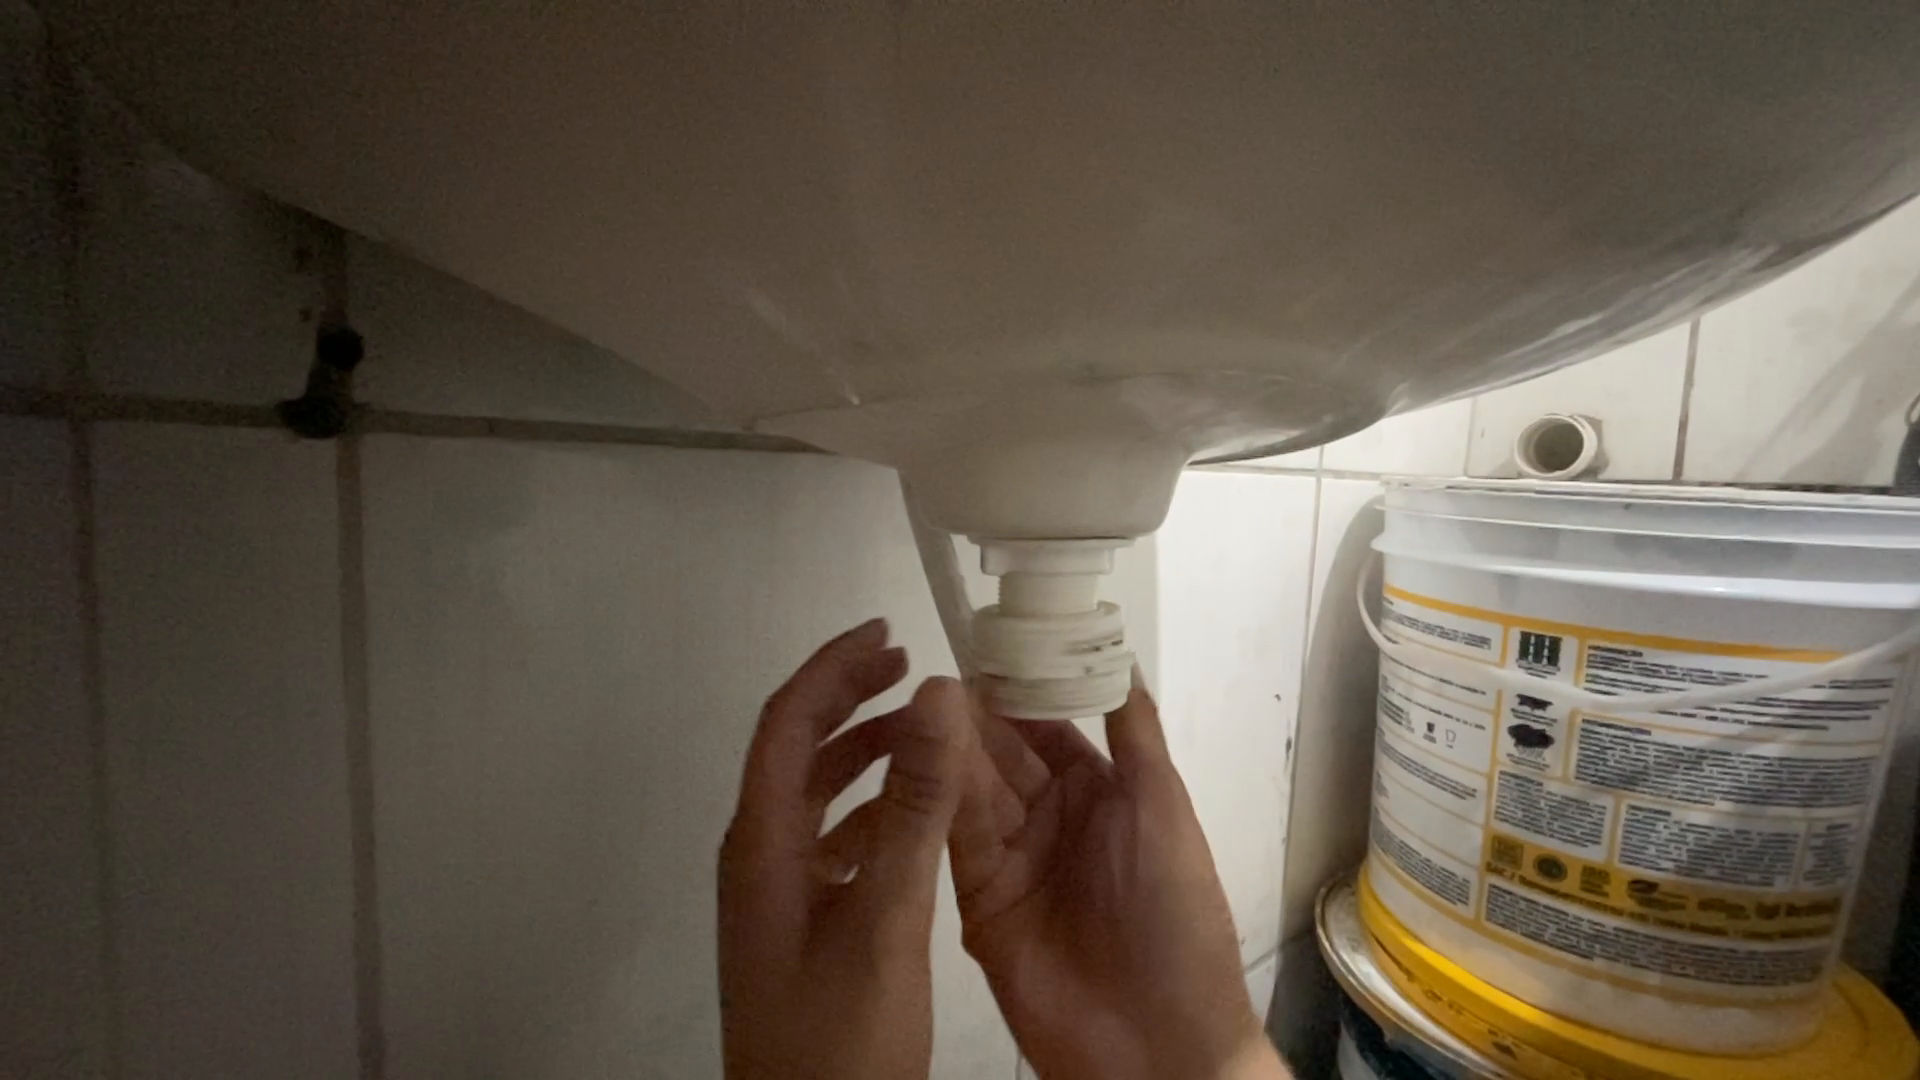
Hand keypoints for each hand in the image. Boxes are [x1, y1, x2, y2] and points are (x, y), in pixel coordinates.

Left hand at [717, 619, 976, 1079]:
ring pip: (819, 791)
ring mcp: (780, 887)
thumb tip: (935, 698)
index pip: (788, 721)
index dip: (831, 667)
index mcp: (763, 840)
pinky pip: (835, 835)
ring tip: (918, 726)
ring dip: (863, 750)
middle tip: (904, 662)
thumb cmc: (841, 1037)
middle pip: (798, 746)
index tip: (883, 631)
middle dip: (847, 696)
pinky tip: (912, 809)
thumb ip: (914, 804)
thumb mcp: (886, 915)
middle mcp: (761, 852)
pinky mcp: (803, 915)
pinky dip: (871, 804)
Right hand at [948, 675, 1290, 1079]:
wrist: (1158, 1044)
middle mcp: (1049, 813)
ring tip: (921, 707)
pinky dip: (937, 801)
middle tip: (934, 678)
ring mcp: (1012, 855)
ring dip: (951, 752)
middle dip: (973, 717)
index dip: (1016, 688)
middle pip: (1002, 752)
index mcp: (1097, 788)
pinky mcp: (977, 898)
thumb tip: (1122, 652)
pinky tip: (917, 762)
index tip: (981, 651)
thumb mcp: (1163, 806)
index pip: (1046, 723)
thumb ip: (1134, 729)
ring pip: (974, 789)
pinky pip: (954, 840)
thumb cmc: (1173, 910)